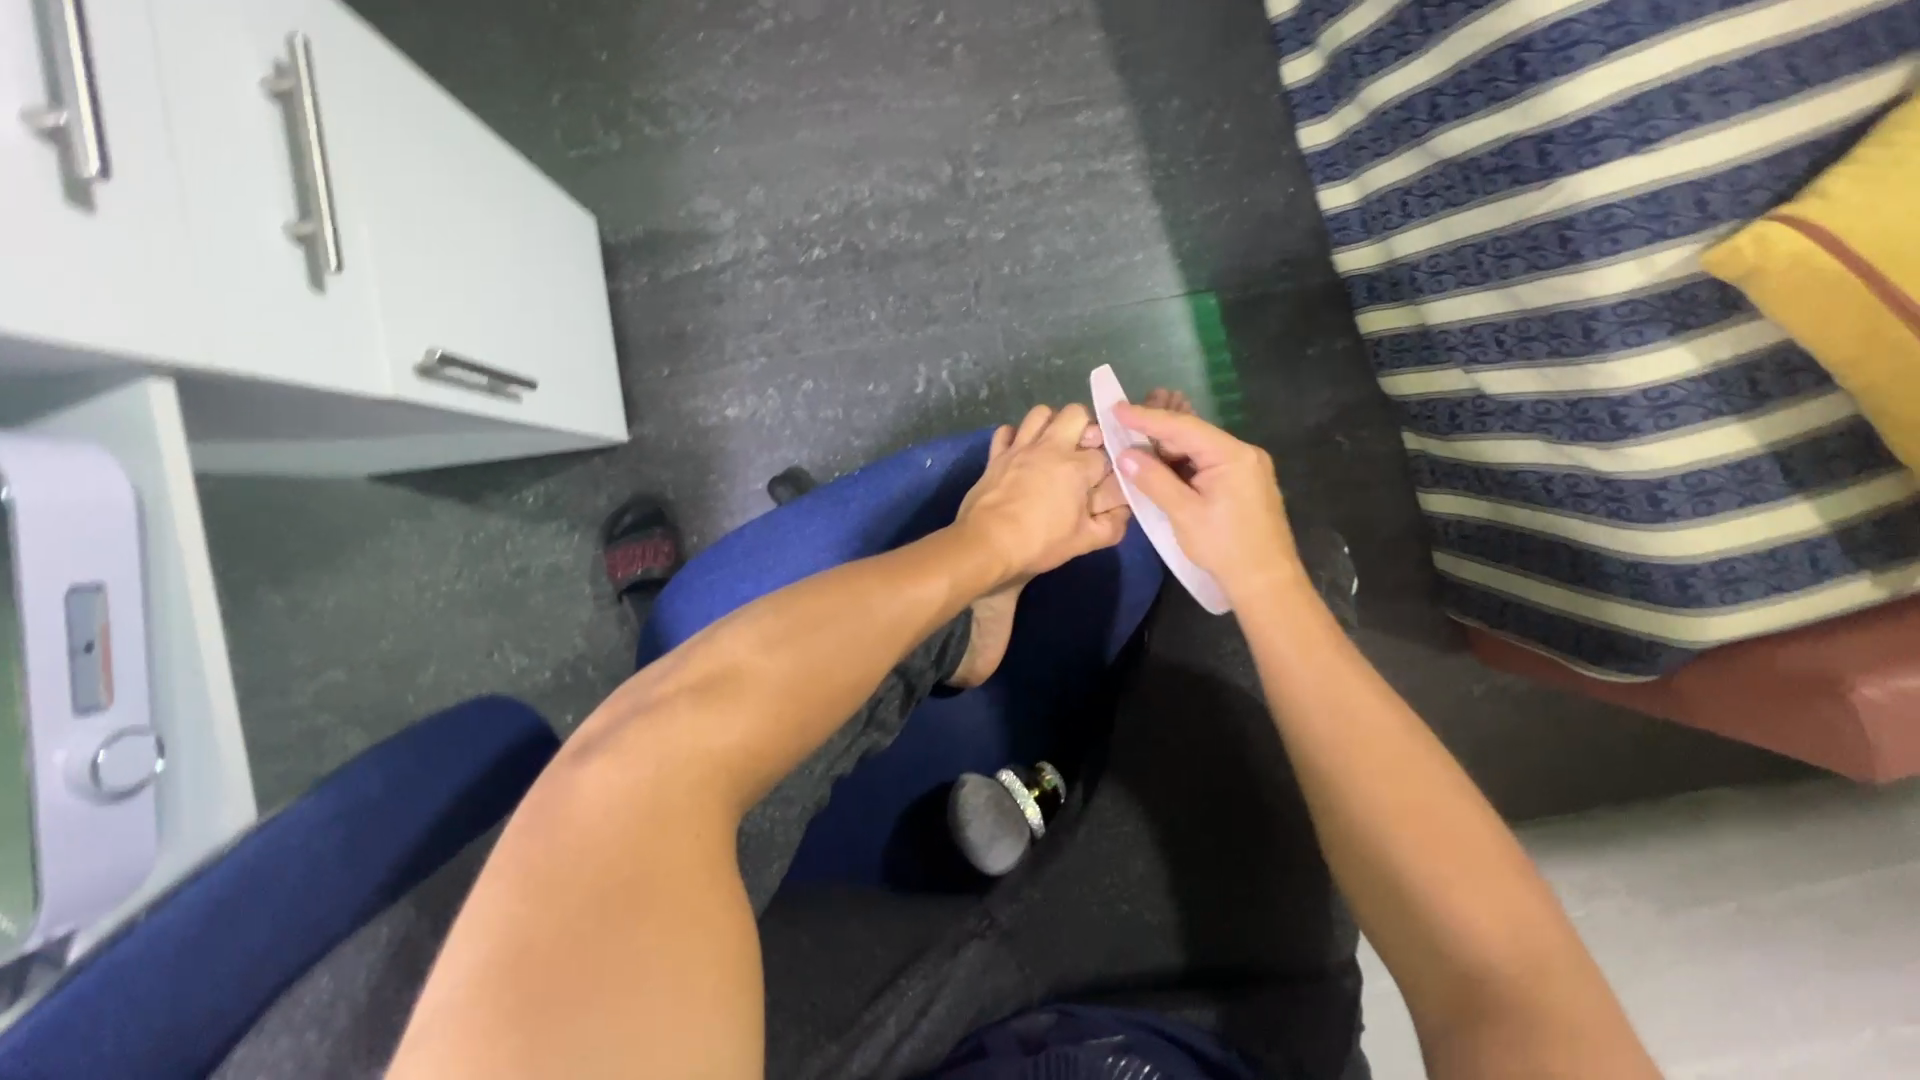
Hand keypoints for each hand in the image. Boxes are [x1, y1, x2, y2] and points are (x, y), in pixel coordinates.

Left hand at [956, 404, 1130, 584]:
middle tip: (1084, 451)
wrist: (986, 545)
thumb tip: (1124, 511)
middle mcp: (1049, 448)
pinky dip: (1015, 436)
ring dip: (1051, 423)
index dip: (1108, 467)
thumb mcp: (1084, 542)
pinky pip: (1006, 431)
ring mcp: (1020, 448)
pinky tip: (1021, 452)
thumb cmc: (1038, 543)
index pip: (1104, 454)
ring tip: (1054, 445)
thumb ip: (1112, 525)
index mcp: (1076, 467)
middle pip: (1076, 413)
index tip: (1104, 482)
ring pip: (1040, 413)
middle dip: (1086, 427)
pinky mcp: (996, 455)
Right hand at [1113, 403, 1304, 603]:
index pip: (1182, 427)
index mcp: (1232, 455)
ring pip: (1199, 451)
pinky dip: (1183, 466)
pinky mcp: (1245, 484)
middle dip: (1156, 433)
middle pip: (1192, 435)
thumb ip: (1153, 480)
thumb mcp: (1184, 513)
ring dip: (1168, 452)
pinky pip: (1208, 465)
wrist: (1267, 582)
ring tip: (1135, 450)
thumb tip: (1125, 455)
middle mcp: (1244, 454)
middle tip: (1121, 429)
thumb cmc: (1225, 547)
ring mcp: (1247, 469)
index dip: (1146, 417)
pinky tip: (1162, 470)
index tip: (1116, 408)